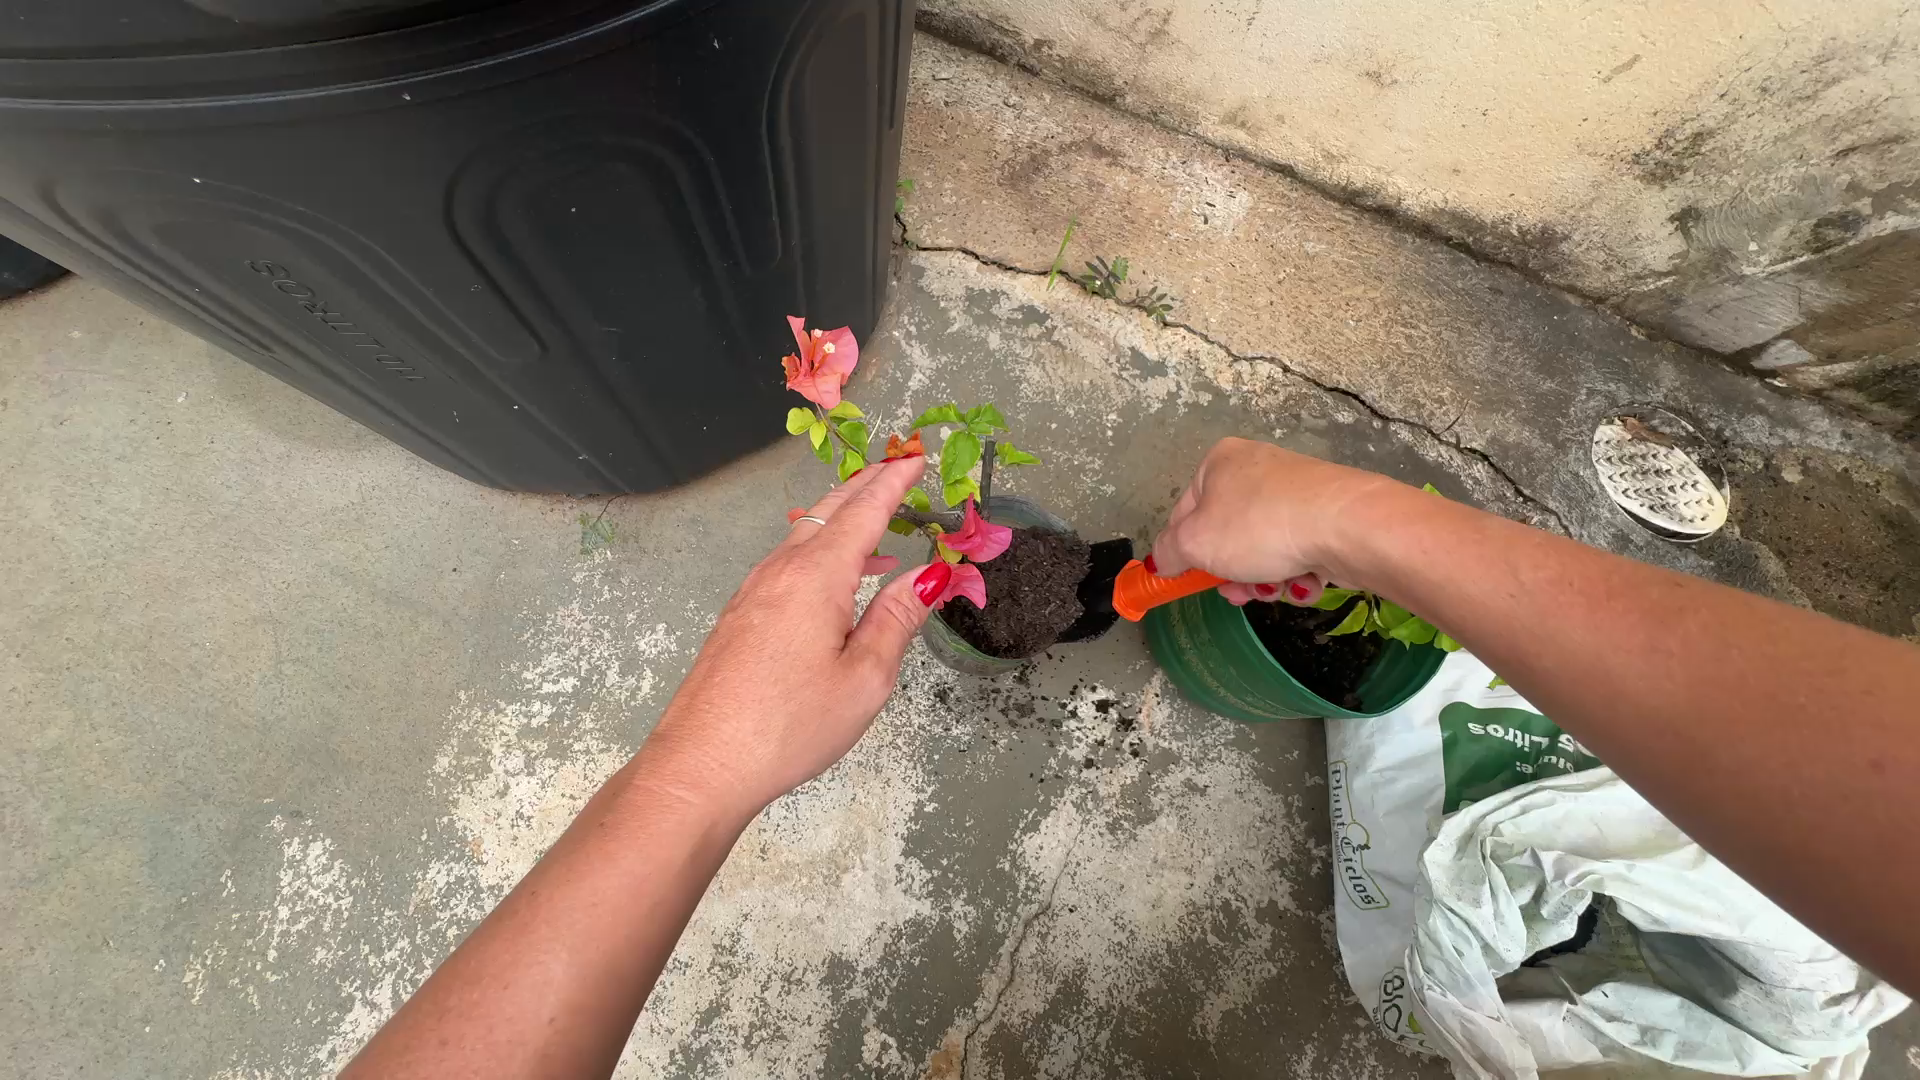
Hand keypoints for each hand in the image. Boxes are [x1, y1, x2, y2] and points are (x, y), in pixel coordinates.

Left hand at [639, 455, 934, 820]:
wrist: (701, 765)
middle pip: (830, 510)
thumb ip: (898, 618)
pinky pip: (791, 560)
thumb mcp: (864, 677)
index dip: (894, 482)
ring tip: (879, 520)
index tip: (917, 457)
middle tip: (898, 468)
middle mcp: (782, 569)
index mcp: (817, 576)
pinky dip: (823, 548)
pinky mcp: (742, 612)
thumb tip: (931, 573)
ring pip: (807, 533)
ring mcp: (755, 589)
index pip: (864, 511)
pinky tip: (840, 578)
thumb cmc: (791, 724)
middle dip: (867, 484)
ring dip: (844, 516)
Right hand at [1148, 437, 1399, 603]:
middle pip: (1226, 535)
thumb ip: (1167, 553)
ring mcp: (1296, 490)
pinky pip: (1297, 548)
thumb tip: (1159, 561)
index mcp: (1219, 462)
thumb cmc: (1257, 527)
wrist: (1347, 526)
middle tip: (1238, 593)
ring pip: (1262, 547)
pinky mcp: (1328, 513)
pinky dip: (1296, 571)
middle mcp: (1256, 468)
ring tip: (1275, 590)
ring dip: (1263, 578)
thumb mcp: (1194, 544)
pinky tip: (1305, 581)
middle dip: (1231, 572)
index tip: (1190, 580)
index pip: (1184, 513)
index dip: (1184, 552)